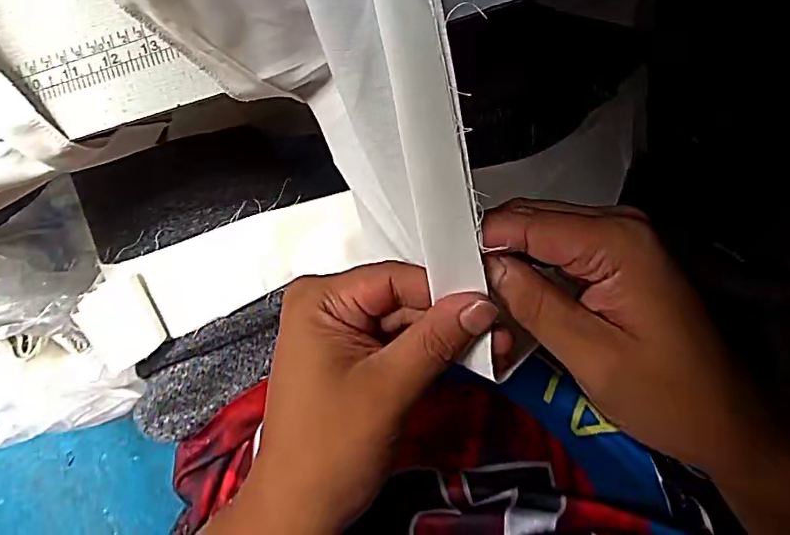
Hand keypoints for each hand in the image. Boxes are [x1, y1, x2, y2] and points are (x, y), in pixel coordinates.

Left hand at [208, 262, 499, 534]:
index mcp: (318, 300)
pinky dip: (429, 352)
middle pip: (402, 297)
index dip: (442, 289)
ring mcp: (340, 331)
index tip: (482, 301)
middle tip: (491, 328)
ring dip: (444, 336)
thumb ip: (433, 341)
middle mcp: (326, 307)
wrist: (297, 515)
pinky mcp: (355, 355)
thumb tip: (472, 306)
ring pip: (406, 320)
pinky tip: (459, 358)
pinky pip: (399, 341)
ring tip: (483, 345)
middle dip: (447, 317)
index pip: (394, 278)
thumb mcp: (385, 391)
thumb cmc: (316, 459)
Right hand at [480, 200, 741, 468]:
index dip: (487, 241)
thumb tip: (491, 269)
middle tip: (469, 288)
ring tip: (492, 297)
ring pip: (545, 231)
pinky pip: (564, 246)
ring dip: (516, 259)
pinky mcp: (620, 253)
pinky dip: (538, 267)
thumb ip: (535, 305)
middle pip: (535, 219)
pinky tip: (523, 295)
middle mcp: (622, 226)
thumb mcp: (593, 358)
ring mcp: (623, 237)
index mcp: (618, 242)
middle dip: (499, 250)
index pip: (530, 222)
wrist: (728, 420)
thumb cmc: (675, 397)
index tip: (454, 264)